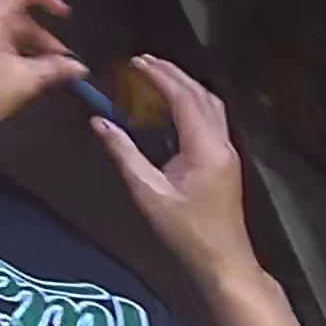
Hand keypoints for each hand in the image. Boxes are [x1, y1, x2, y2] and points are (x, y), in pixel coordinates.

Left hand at [0, 0, 87, 134]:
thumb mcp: (25, 79)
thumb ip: (55, 69)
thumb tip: (79, 67)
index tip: (65, 14)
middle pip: (20, 16)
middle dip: (45, 37)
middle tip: (64, 61)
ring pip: (12, 32)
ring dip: (34, 48)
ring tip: (53, 72)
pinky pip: (1, 43)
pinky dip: (19, 54)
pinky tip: (32, 75)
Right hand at [90, 55, 259, 280]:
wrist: (224, 265)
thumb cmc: (185, 231)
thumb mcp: (147, 192)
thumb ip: (123, 153)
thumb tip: (98, 121)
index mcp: (205, 148)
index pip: (183, 98)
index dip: (159, 76)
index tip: (135, 62)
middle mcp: (221, 143)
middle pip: (200, 95)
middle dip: (172, 73)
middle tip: (143, 60)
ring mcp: (227, 151)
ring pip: (210, 104)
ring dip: (184, 83)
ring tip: (157, 73)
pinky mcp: (225, 160)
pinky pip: (210, 116)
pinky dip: (191, 99)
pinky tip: (172, 103)